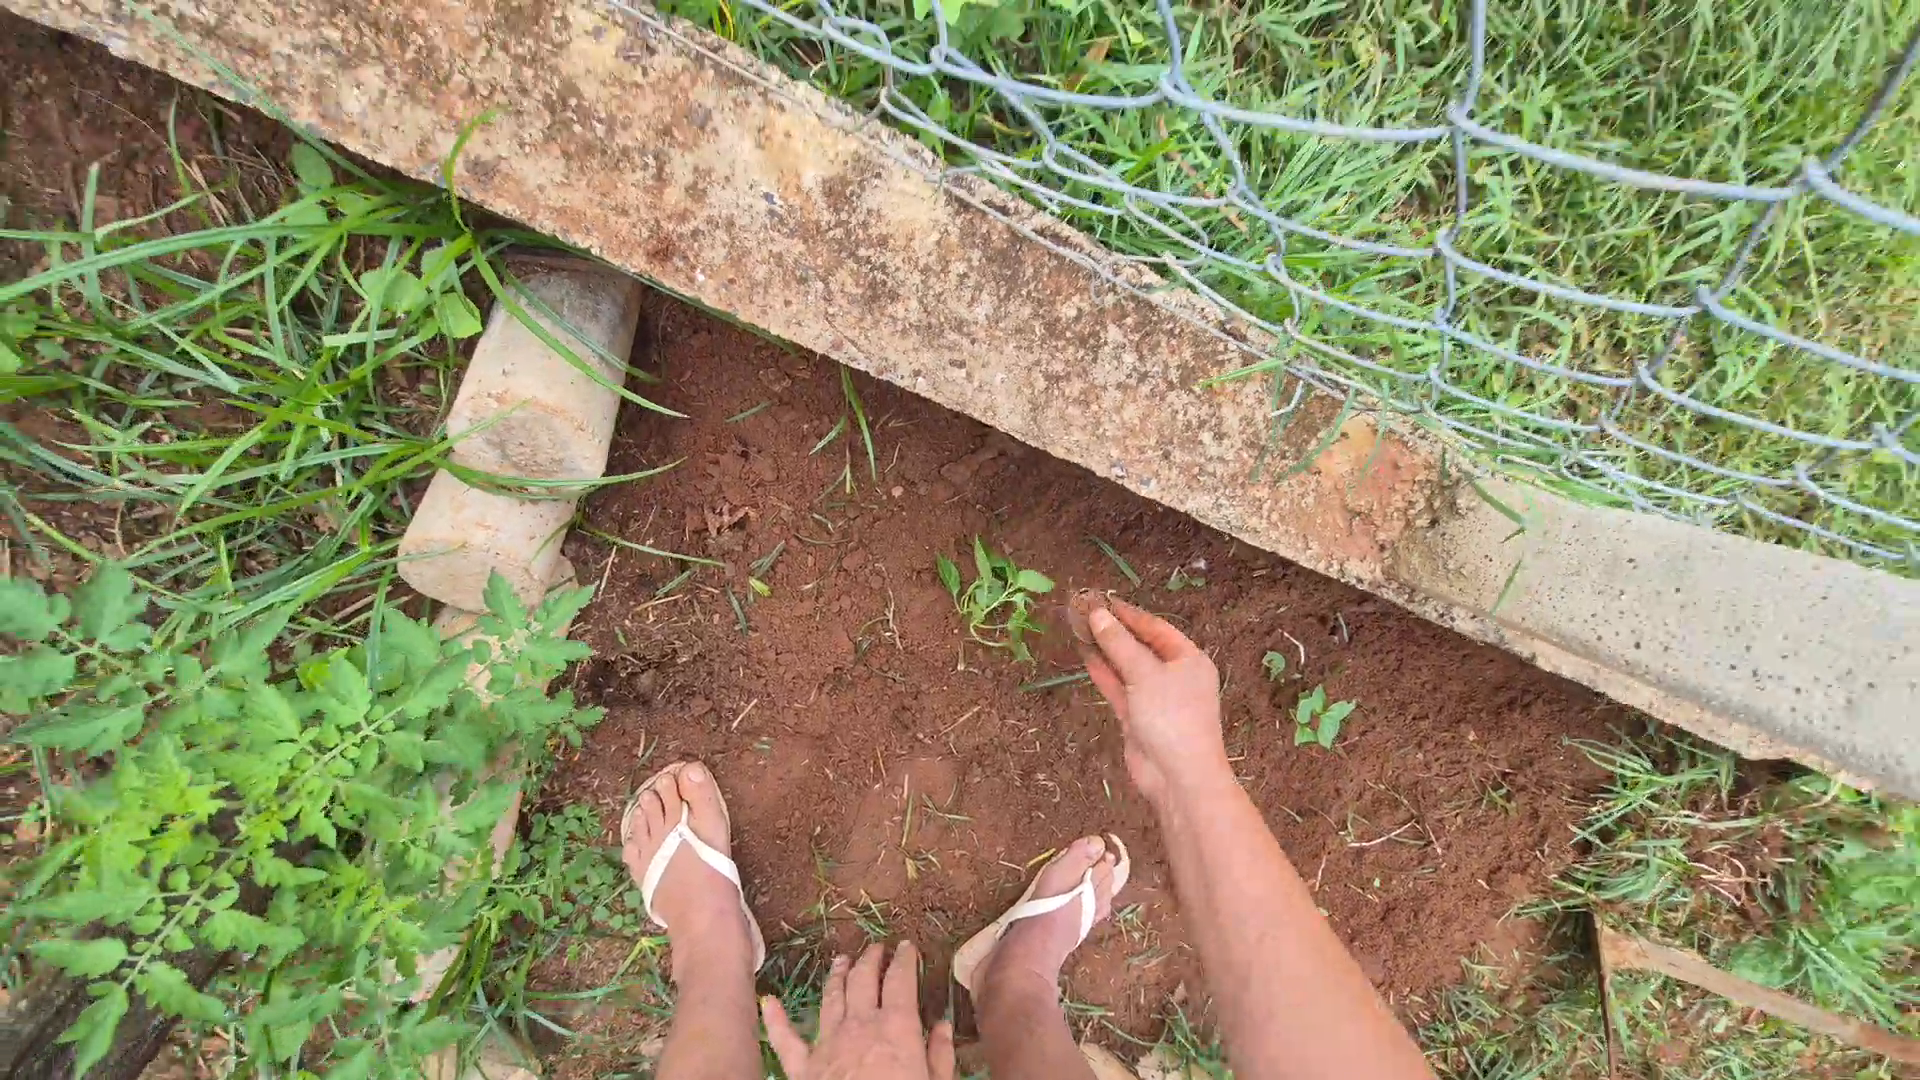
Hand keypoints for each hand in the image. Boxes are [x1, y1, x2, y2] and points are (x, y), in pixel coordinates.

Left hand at [762, 941, 955, 1079]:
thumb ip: (939, 1056)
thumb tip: (942, 1025)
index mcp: (897, 1026)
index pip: (901, 980)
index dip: (904, 959)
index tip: (906, 946)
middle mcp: (861, 1024)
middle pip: (864, 979)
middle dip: (871, 959)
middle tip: (876, 947)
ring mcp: (828, 1044)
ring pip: (832, 997)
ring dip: (837, 975)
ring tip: (841, 959)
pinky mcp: (803, 1069)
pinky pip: (786, 1040)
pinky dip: (776, 1020)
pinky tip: (768, 1002)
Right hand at [1080, 599, 1228, 804]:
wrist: (1179, 777)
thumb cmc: (1172, 717)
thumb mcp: (1145, 673)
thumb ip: (1119, 644)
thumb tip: (1097, 614)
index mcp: (1189, 659)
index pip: (1156, 628)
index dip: (1128, 614)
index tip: (1101, 600)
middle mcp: (1174, 675)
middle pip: (1140, 646)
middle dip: (1114, 631)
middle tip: (1084, 613)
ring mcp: (1155, 697)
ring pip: (1127, 667)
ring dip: (1105, 650)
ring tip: (1079, 630)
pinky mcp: (1138, 717)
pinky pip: (1119, 688)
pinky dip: (1104, 674)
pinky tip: (1086, 657)